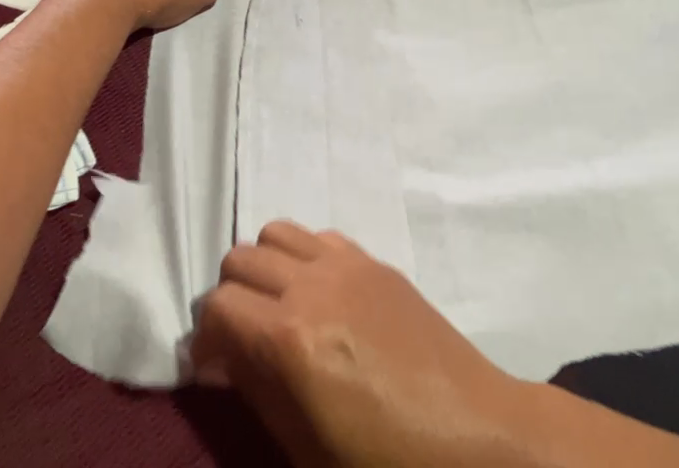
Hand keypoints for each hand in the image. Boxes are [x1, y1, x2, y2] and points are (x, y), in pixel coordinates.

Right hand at [190, 223, 535, 467]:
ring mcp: (346, 266)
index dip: (205, 338)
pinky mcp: (375, 262)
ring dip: (263, 267)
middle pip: (238, 260)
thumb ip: (254, 389)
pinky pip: (319, 237)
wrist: (474, 432)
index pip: (217, 307)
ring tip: (276, 307)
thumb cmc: (384, 456)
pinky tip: (318, 295)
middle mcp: (311, 286)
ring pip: (275, 233)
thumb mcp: (304, 445)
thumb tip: (219, 360)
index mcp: (289, 338)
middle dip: (229, 298)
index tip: (212, 366)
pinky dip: (304, 257)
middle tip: (242, 337)